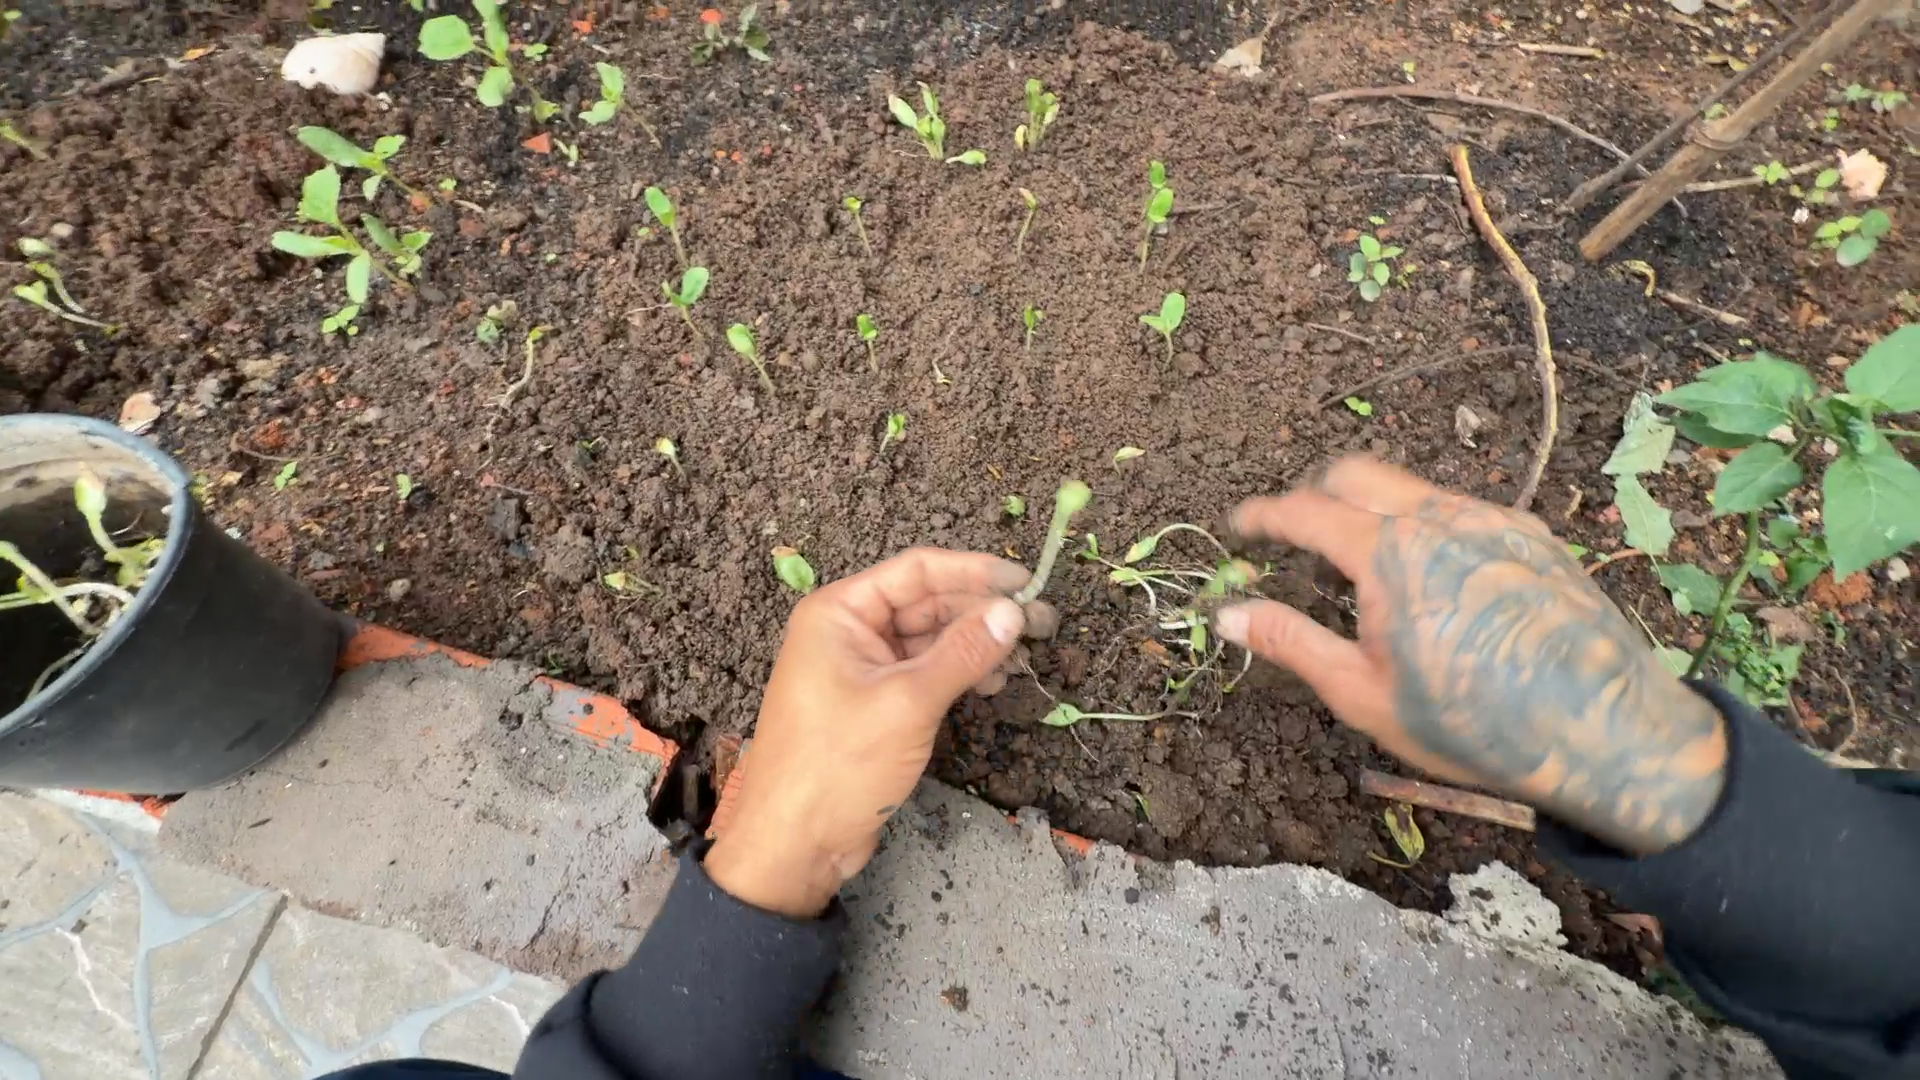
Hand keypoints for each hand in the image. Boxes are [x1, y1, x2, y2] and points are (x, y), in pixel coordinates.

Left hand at [706, 549, 1032, 916]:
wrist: (793, 846)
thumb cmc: (838, 765)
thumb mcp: (907, 703)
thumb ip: (963, 653)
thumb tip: (1014, 611)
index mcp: (841, 611)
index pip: (917, 570)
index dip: (974, 571)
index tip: (1026, 581)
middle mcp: (851, 630)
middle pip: (928, 602)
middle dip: (982, 610)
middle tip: (1041, 622)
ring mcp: (865, 667)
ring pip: (931, 638)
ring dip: (977, 644)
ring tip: (1024, 657)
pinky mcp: (878, 701)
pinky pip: (926, 671)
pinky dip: (960, 673)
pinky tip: (992, 682)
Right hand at [1214, 457, 1727, 854]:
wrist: (1615, 739)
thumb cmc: (1471, 724)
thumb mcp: (1360, 692)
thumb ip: (1287, 641)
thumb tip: (1225, 614)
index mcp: (1390, 553)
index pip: (1304, 511)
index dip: (1261, 515)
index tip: (1237, 527)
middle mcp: (1440, 518)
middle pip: (1353, 474)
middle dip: (1309, 495)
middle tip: (1291, 537)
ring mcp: (1492, 519)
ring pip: (1405, 487)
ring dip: (1362, 508)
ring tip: (1354, 566)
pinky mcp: (1530, 534)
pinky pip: (1451, 506)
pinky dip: (1411, 522)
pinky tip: (1419, 576)